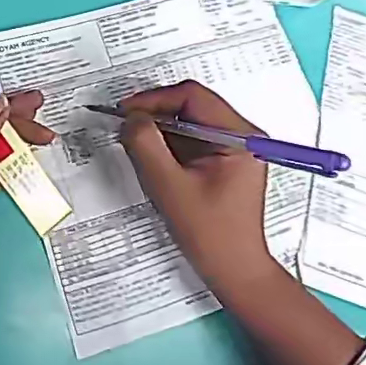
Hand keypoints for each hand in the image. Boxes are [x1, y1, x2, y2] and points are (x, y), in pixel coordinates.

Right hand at [117, 80, 287, 296]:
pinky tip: (151, 160)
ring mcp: (231, 148)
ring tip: (136, 145)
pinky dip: (166, 144)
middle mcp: (240, 136)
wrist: (232, 268)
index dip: (154, 99)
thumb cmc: (211, 234)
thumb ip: (146, 146)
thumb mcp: (169, 186)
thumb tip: (131, 117)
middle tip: (125, 125)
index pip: (192, 96)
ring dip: (158, 130)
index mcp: (239, 137)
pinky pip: (188, 140)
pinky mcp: (220, 160)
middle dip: (154, 113)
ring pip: (186, 121)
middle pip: (190, 105)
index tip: (126, 111)